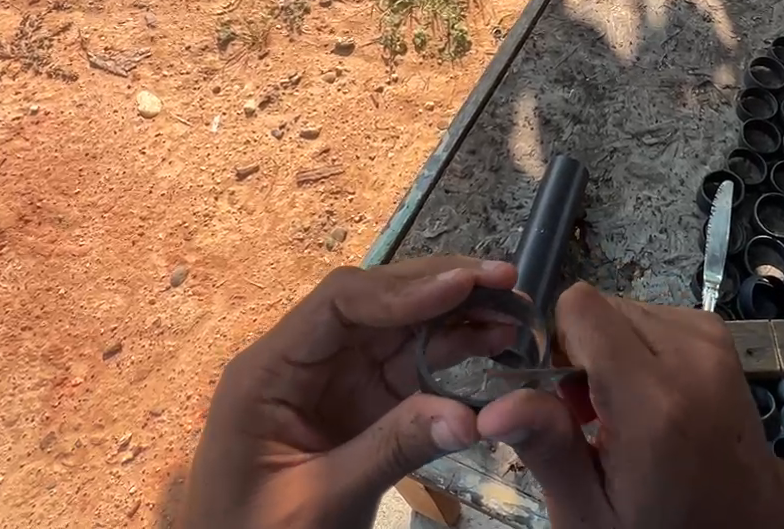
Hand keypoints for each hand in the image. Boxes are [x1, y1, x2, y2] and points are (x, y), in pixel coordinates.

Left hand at [183, 255, 519, 528]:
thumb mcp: (317, 505)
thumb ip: (389, 450)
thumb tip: (469, 417)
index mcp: (271, 369)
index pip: (340, 302)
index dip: (403, 289)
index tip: (462, 286)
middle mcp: (308, 355)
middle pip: (380, 298)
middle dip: (443, 285)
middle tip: (504, 279)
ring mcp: (340, 374)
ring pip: (405, 321)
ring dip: (459, 311)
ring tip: (512, 306)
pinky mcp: (366, 396)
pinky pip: (415, 359)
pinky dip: (456, 347)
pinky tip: (493, 339)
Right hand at [475, 283, 783, 528]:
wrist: (748, 522)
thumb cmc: (663, 527)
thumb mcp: (592, 516)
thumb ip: (548, 448)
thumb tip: (492, 409)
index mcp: (652, 400)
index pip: (581, 306)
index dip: (558, 338)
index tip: (556, 385)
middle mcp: (688, 354)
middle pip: (602, 306)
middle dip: (584, 348)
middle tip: (586, 409)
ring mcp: (710, 339)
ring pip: (627, 308)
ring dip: (612, 346)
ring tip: (619, 406)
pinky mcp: (718, 333)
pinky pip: (655, 313)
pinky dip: (641, 344)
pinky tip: (646, 390)